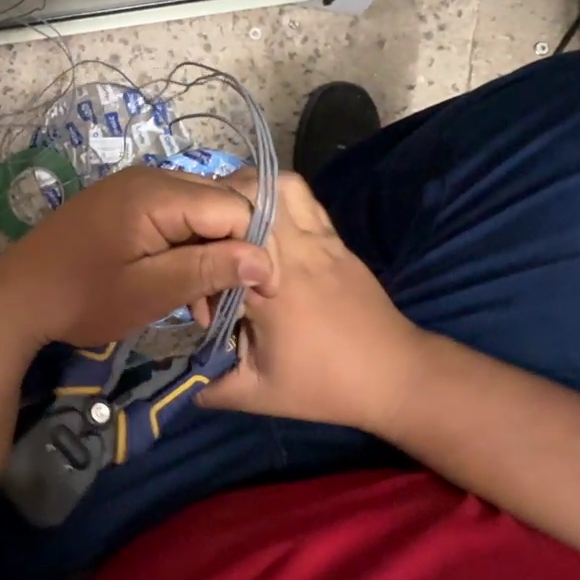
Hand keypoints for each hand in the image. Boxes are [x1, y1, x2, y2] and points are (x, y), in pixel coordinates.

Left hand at [0, 165, 273, 349]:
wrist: (18, 295)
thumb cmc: (83, 297)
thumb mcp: (150, 291)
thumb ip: (207, 269)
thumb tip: (265, 260)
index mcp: (157, 193)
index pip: (234, 206)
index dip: (254, 248)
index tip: (260, 295)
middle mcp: (150, 178)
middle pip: (219, 205)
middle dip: (234, 251)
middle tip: (232, 302)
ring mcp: (134, 187)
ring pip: (198, 213)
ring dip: (210, 255)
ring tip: (204, 306)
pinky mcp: (124, 202)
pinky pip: (173, 218)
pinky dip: (185, 250)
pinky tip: (182, 288)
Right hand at [196, 172, 426, 433]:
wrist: (399, 377)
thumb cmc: (327, 386)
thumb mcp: (260, 395)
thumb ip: (213, 387)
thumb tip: (180, 384)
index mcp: (272, 285)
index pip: (221, 239)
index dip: (198, 252)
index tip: (194, 280)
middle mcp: (296, 251)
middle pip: (250, 192)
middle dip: (216, 204)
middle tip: (203, 235)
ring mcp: (320, 240)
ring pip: (281, 183)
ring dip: (250, 191)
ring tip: (232, 220)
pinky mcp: (336, 239)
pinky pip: (304, 198)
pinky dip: (278, 198)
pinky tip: (265, 227)